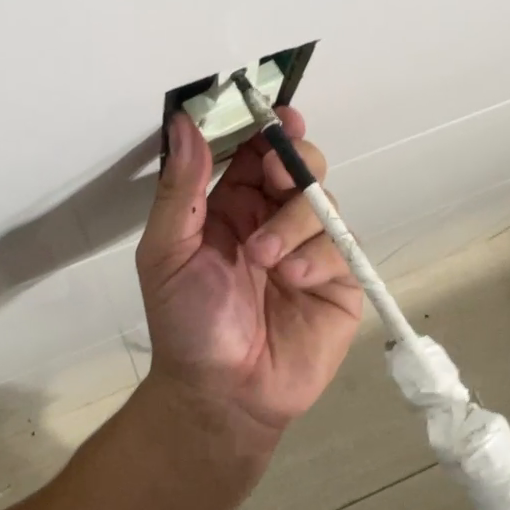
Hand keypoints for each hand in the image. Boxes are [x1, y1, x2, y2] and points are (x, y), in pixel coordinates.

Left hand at [135, 107, 364, 431]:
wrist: (222, 394)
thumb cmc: (185, 322)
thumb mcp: (167, 252)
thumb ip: (180, 190)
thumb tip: (184, 122)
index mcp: (231, 207)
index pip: (254, 152)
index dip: (268, 129)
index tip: (279, 115)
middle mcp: (273, 220)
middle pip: (300, 166)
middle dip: (294, 161)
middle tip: (277, 175)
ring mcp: (310, 250)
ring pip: (323, 202)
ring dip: (294, 222)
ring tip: (265, 260)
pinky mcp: (339, 281)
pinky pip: (342, 247)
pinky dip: (318, 256)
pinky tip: (294, 280)